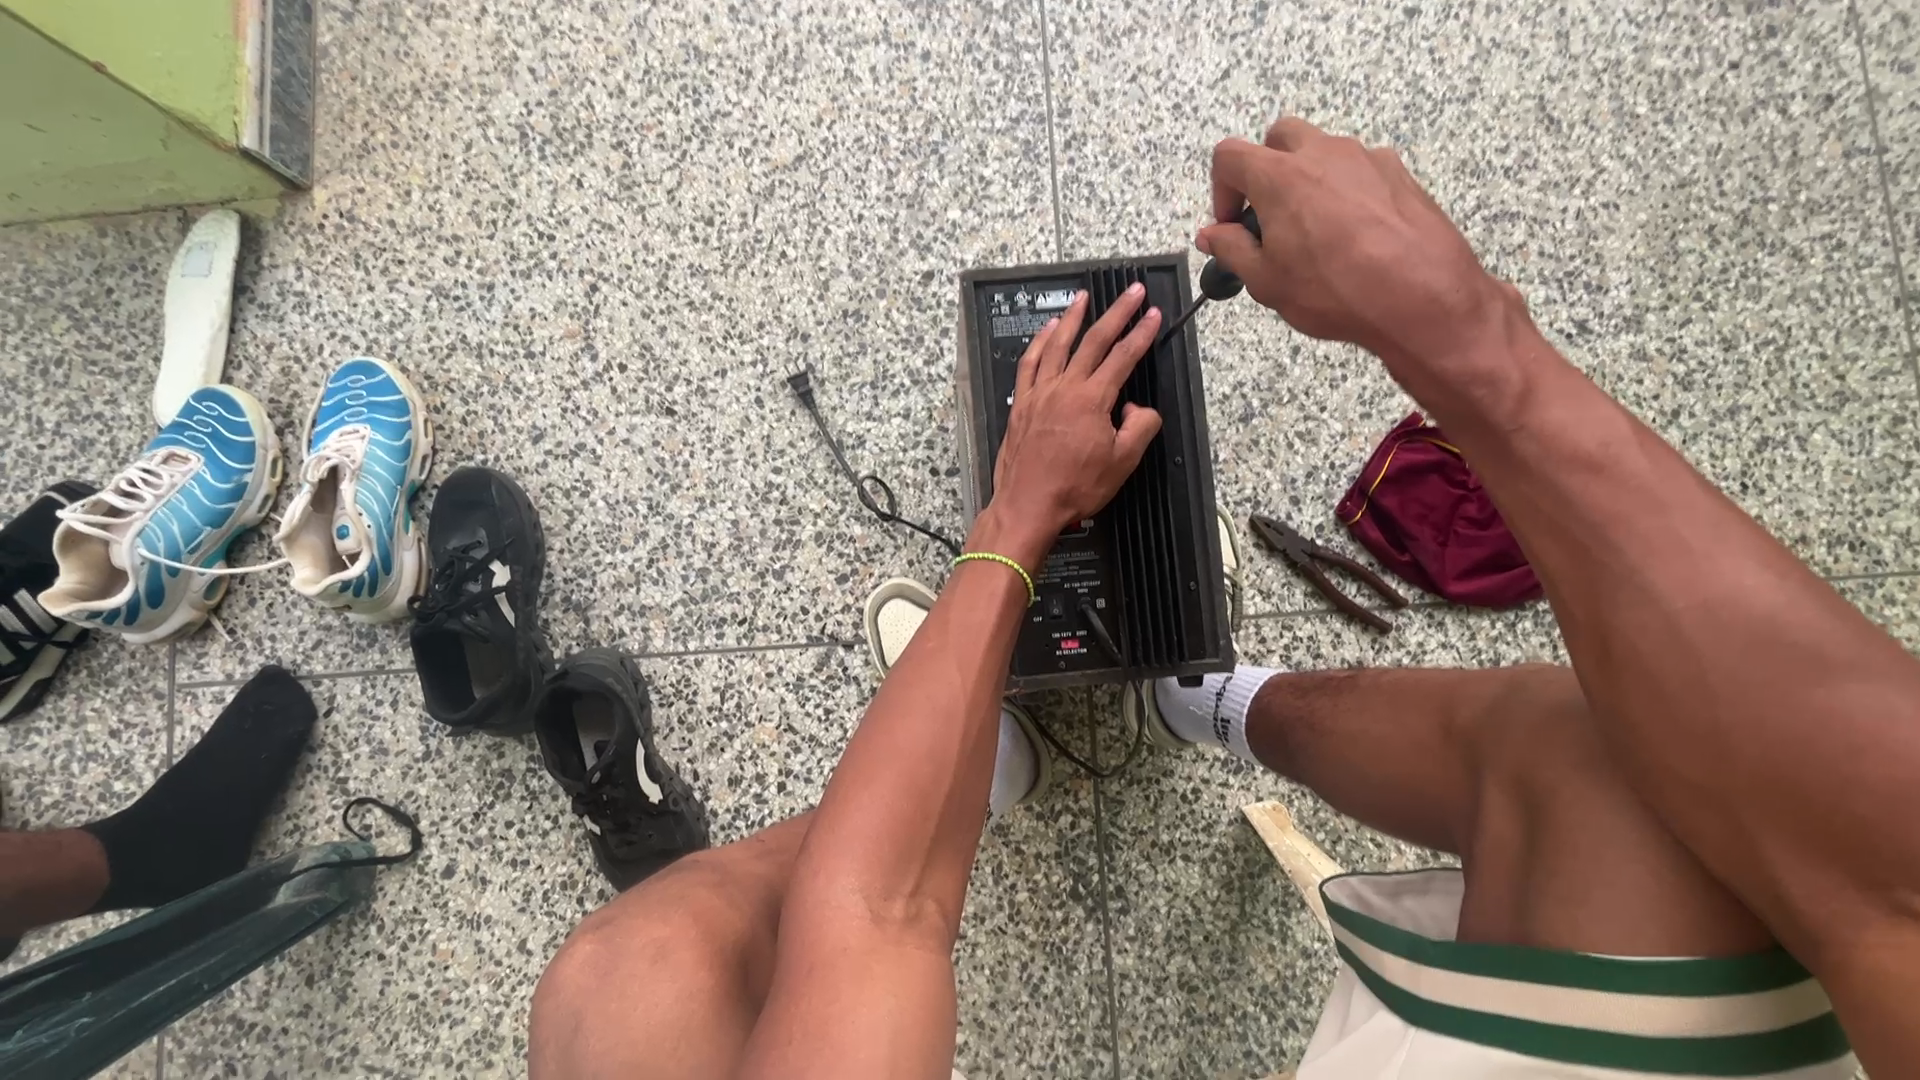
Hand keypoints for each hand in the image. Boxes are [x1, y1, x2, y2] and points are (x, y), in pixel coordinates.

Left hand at [978, 286, 1162, 561]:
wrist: (1028, 505)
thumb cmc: (1074, 488)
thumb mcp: (1122, 463)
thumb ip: (1140, 428)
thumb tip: (1136, 409)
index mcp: (1092, 400)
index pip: (1123, 357)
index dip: (1142, 333)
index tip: (1154, 315)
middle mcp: (1064, 388)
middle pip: (1094, 341)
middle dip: (1116, 313)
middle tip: (1132, 292)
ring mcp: (1039, 394)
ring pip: (1057, 344)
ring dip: (1073, 318)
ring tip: (1084, 298)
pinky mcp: (1021, 405)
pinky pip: (1029, 364)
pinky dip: (1039, 343)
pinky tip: (1047, 331)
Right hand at [1200, 117, 1531, 408]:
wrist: (1420, 296)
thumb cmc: (1337, 290)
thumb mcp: (1265, 280)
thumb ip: (1232, 249)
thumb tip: (1212, 234)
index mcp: (1281, 178)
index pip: (1230, 156)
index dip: (1221, 191)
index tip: (1230, 225)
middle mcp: (1323, 155)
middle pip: (1279, 138)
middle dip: (1264, 170)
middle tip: (1266, 218)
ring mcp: (1364, 159)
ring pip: (1321, 152)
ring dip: (1305, 182)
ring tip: (1312, 235)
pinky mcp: (1396, 172)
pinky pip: (1356, 171)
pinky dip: (1342, 193)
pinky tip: (1349, 238)